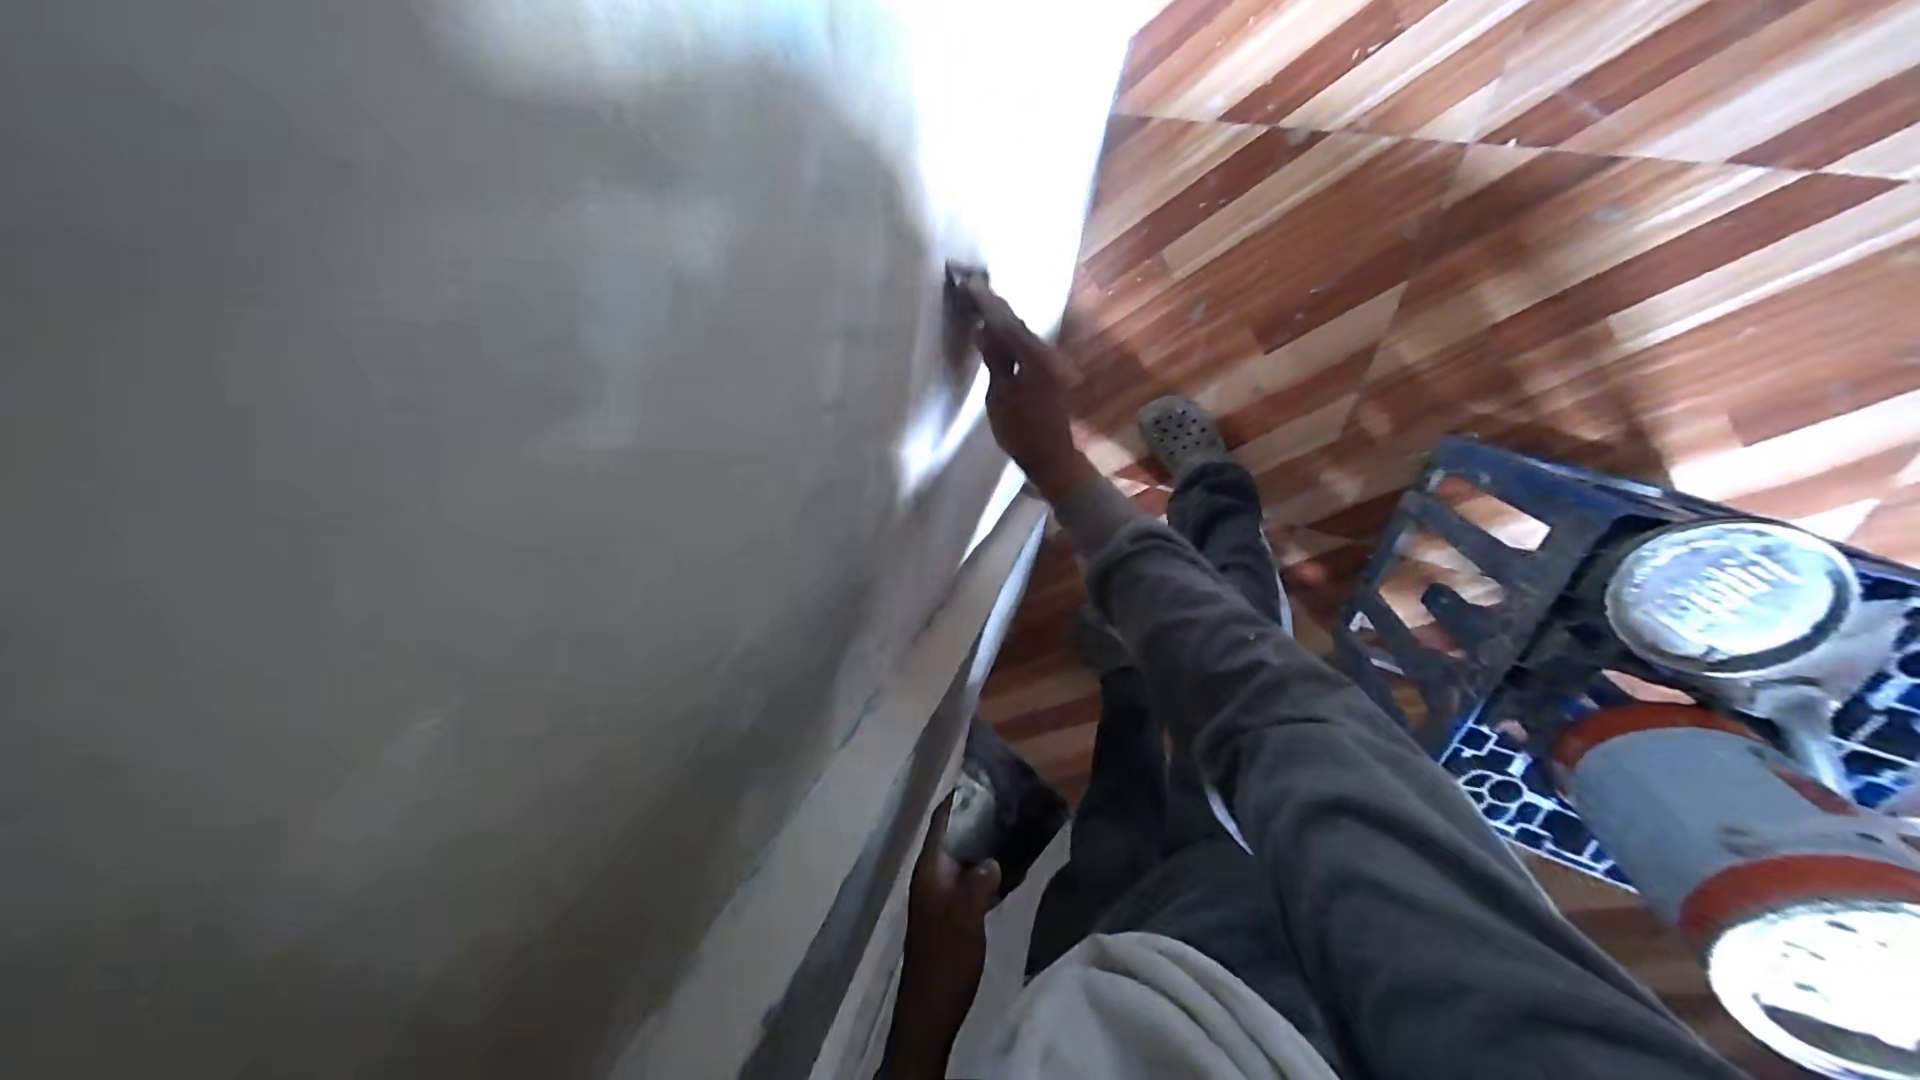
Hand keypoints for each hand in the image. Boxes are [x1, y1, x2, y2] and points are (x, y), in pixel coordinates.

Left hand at [883, 792, 1001, 1079]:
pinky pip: (970, 880)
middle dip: (976, 818)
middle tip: (1008, 802)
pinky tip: (1010, 869)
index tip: (981, 780)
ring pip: (964, 858)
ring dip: (983, 844)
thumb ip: (977, 883)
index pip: (940, 822)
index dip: (957, 799)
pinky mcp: (953, 913)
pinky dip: (987, 870)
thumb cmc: (945, 958)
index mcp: (929, 870)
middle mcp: (933, 876)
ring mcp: (942, 896)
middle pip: (953, 836)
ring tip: (1014, 827)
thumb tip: (992, 861)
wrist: (931, 1010)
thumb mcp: (965, 918)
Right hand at [956, 274, 1094, 498]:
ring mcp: (1051, 363)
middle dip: (994, 308)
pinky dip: (1010, 338)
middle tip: (973, 287)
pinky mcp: (1049, 372)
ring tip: (980, 304)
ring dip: (1002, 321)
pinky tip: (996, 333)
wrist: (1050, 456)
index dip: (986, 304)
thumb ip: (995, 359)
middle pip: (1016, 325)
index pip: (1006, 324)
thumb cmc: (1021, 431)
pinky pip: (1026, 347)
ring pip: (1021, 335)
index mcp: (1035, 357)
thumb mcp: (1000, 396)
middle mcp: (1047, 354)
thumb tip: (983, 330)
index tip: (969, 284)